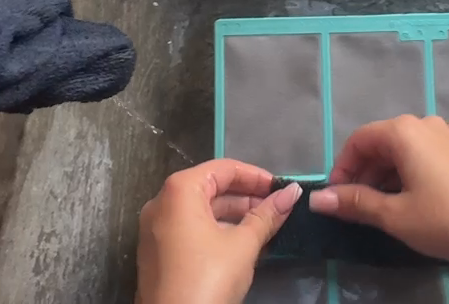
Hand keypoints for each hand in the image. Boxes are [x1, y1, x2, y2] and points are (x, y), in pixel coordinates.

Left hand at [136, 159, 300, 303]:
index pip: (224, 169)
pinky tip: (242, 244)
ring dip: (234, 216)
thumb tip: (292, 193)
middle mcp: (162, 202)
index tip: (281, 188)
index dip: (255, 177)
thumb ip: (267, 216)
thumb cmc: (207, 280)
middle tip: (276, 208)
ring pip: (202, 211)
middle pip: (211, 188)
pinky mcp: (157, 254)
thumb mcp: (243, 246)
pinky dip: (216, 231)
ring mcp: (156, 230)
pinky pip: (191, 230)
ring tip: (266, 226)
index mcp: (179, 190)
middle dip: (246, 198)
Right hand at [306, 115, 448, 268]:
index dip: (343, 168)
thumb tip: (318, 199)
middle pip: (383, 142)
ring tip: (387, 203)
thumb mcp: (395, 215)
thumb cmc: (445, 220)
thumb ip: (355, 203)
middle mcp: (424, 122)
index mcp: (403, 131)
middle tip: (357, 207)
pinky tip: (423, 182)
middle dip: (365, 172)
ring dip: (390, 170)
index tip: (336, 198)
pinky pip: (433, 147)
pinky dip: (419, 162)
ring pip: (407, 146)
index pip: (359, 140)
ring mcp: (448, 133)